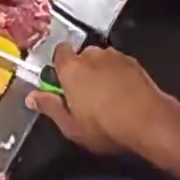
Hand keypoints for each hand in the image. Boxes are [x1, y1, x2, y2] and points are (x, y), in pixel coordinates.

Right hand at [26, 45, 179, 156]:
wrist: (148, 120)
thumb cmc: (104, 127)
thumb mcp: (71, 126)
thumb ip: (50, 107)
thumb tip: (31, 96)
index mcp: (72, 68)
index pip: (60, 52)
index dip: (60, 65)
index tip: (63, 83)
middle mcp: (92, 55)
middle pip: (81, 57)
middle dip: (81, 71)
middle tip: (85, 97)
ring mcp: (115, 55)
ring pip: (101, 60)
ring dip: (100, 72)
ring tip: (107, 97)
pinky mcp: (133, 61)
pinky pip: (118, 65)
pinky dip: (117, 75)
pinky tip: (123, 94)